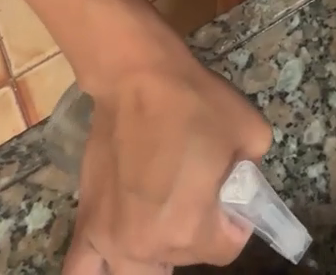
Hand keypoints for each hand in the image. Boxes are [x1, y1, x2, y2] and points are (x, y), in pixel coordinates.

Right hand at [62, 27, 272, 273]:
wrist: (139, 79)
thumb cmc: (196, 103)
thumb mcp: (252, 131)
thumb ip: (254, 169)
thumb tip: (243, 182)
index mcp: (189, 227)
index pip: (227, 249)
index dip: (238, 221)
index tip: (235, 191)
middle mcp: (147, 246)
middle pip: (185, 259)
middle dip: (201, 232)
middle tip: (203, 192)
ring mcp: (110, 240)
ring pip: (140, 271)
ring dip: (159, 252)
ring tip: (167, 216)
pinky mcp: (86, 225)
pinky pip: (82, 270)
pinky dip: (102, 266)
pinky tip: (118, 246)